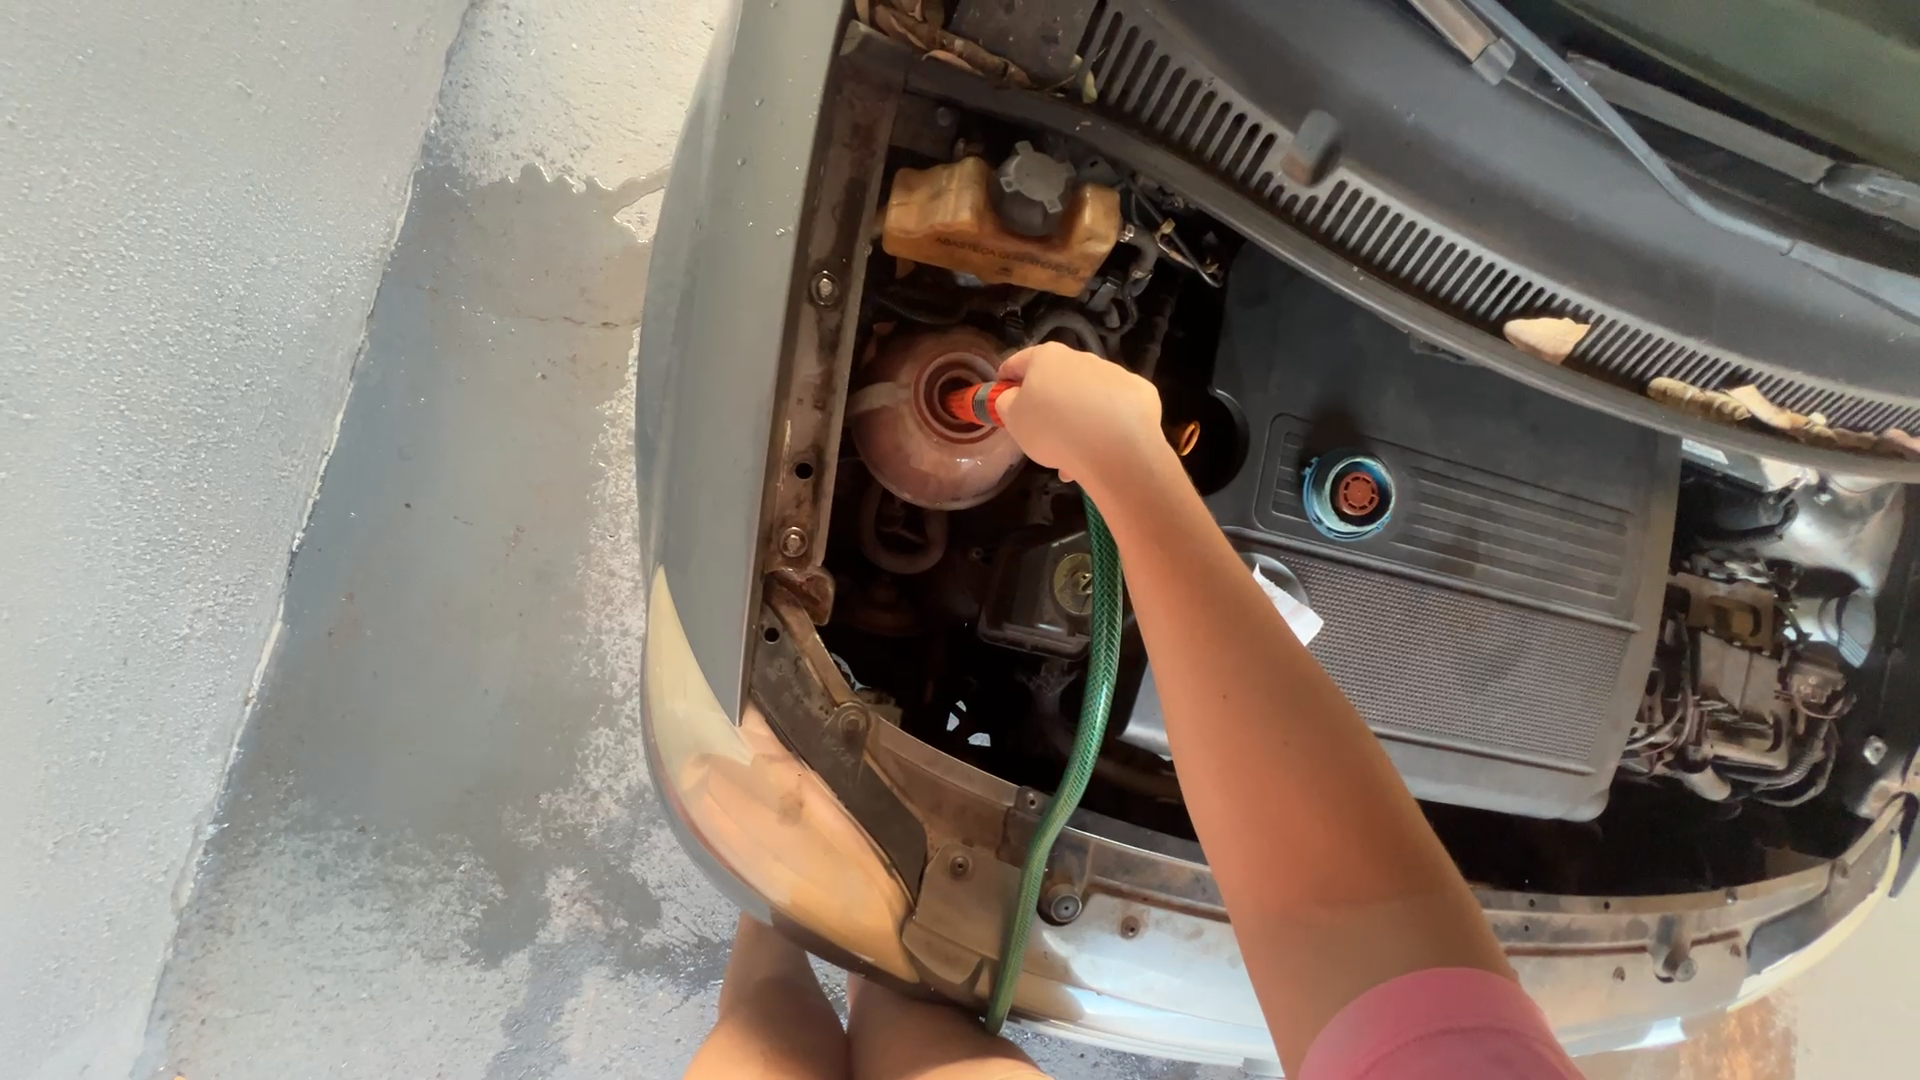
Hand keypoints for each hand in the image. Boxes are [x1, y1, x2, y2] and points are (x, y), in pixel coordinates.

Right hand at [993, 343, 1165, 490]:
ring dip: (1077, 419)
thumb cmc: (1053, 430)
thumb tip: (1013, 396)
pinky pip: (1115, 409)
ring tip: (1073, 455)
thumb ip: (1007, 403)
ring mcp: (1115, 373)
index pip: (1018, 362)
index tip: (1002, 395)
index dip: (1006, 378)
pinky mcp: (1140, 393)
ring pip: (1087, 397)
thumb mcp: (1014, 420)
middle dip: (1048, 404)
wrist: (1116, 448)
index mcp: (1047, 357)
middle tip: (1041, 434)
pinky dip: (1106, 425)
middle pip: (1057, 380)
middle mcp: (1082, 357)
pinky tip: (1102, 449)